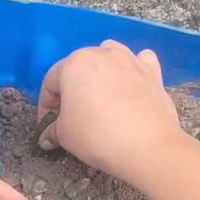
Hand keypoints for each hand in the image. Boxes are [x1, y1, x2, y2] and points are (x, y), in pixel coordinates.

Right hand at [38, 40, 188, 183]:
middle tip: (70, 114)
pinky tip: (131, 84)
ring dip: (101, 71)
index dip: (46, 105)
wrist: (147, 145)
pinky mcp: (153, 72)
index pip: (51, 82)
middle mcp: (102, 54)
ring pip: (109, 56)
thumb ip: (52, 130)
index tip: (47, 124)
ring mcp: (130, 60)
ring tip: (100, 95)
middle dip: (72, 89)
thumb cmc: (97, 135)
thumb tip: (47, 136)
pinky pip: (140, 61)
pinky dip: (134, 69)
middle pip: (79, 68)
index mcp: (74, 64)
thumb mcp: (65, 136)